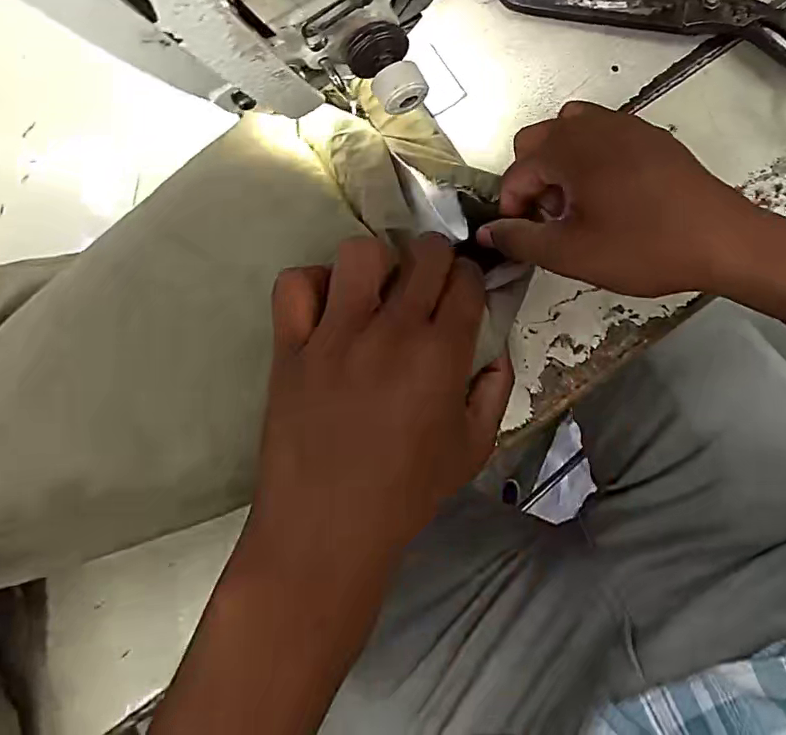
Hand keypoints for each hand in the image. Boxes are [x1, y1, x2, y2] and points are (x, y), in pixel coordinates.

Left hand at [246, 235, 512, 572]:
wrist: (325, 531)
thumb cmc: (407, 492)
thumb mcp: (474, 447)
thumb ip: (495, 390)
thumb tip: (495, 349)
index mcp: (441, 354)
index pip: (466, 280)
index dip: (471, 278)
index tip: (465, 291)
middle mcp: (391, 332)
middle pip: (424, 254)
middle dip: (438, 258)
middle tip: (431, 282)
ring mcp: (335, 336)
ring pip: (360, 253)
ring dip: (379, 263)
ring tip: (378, 291)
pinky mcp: (290, 347)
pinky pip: (295, 285)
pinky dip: (314, 284)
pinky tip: (329, 308)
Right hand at [477, 101, 780, 297]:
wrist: (721, 239)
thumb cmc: (645, 246)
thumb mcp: (573, 254)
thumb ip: (521, 240)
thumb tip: (488, 232)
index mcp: (567, 147)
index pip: (516, 172)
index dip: (512, 209)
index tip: (527, 238)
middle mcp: (592, 124)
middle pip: (538, 142)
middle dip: (534, 180)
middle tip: (555, 221)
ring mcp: (625, 124)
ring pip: (571, 133)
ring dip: (562, 165)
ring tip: (582, 206)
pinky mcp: (651, 135)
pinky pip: (604, 136)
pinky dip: (593, 159)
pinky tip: (616, 197)